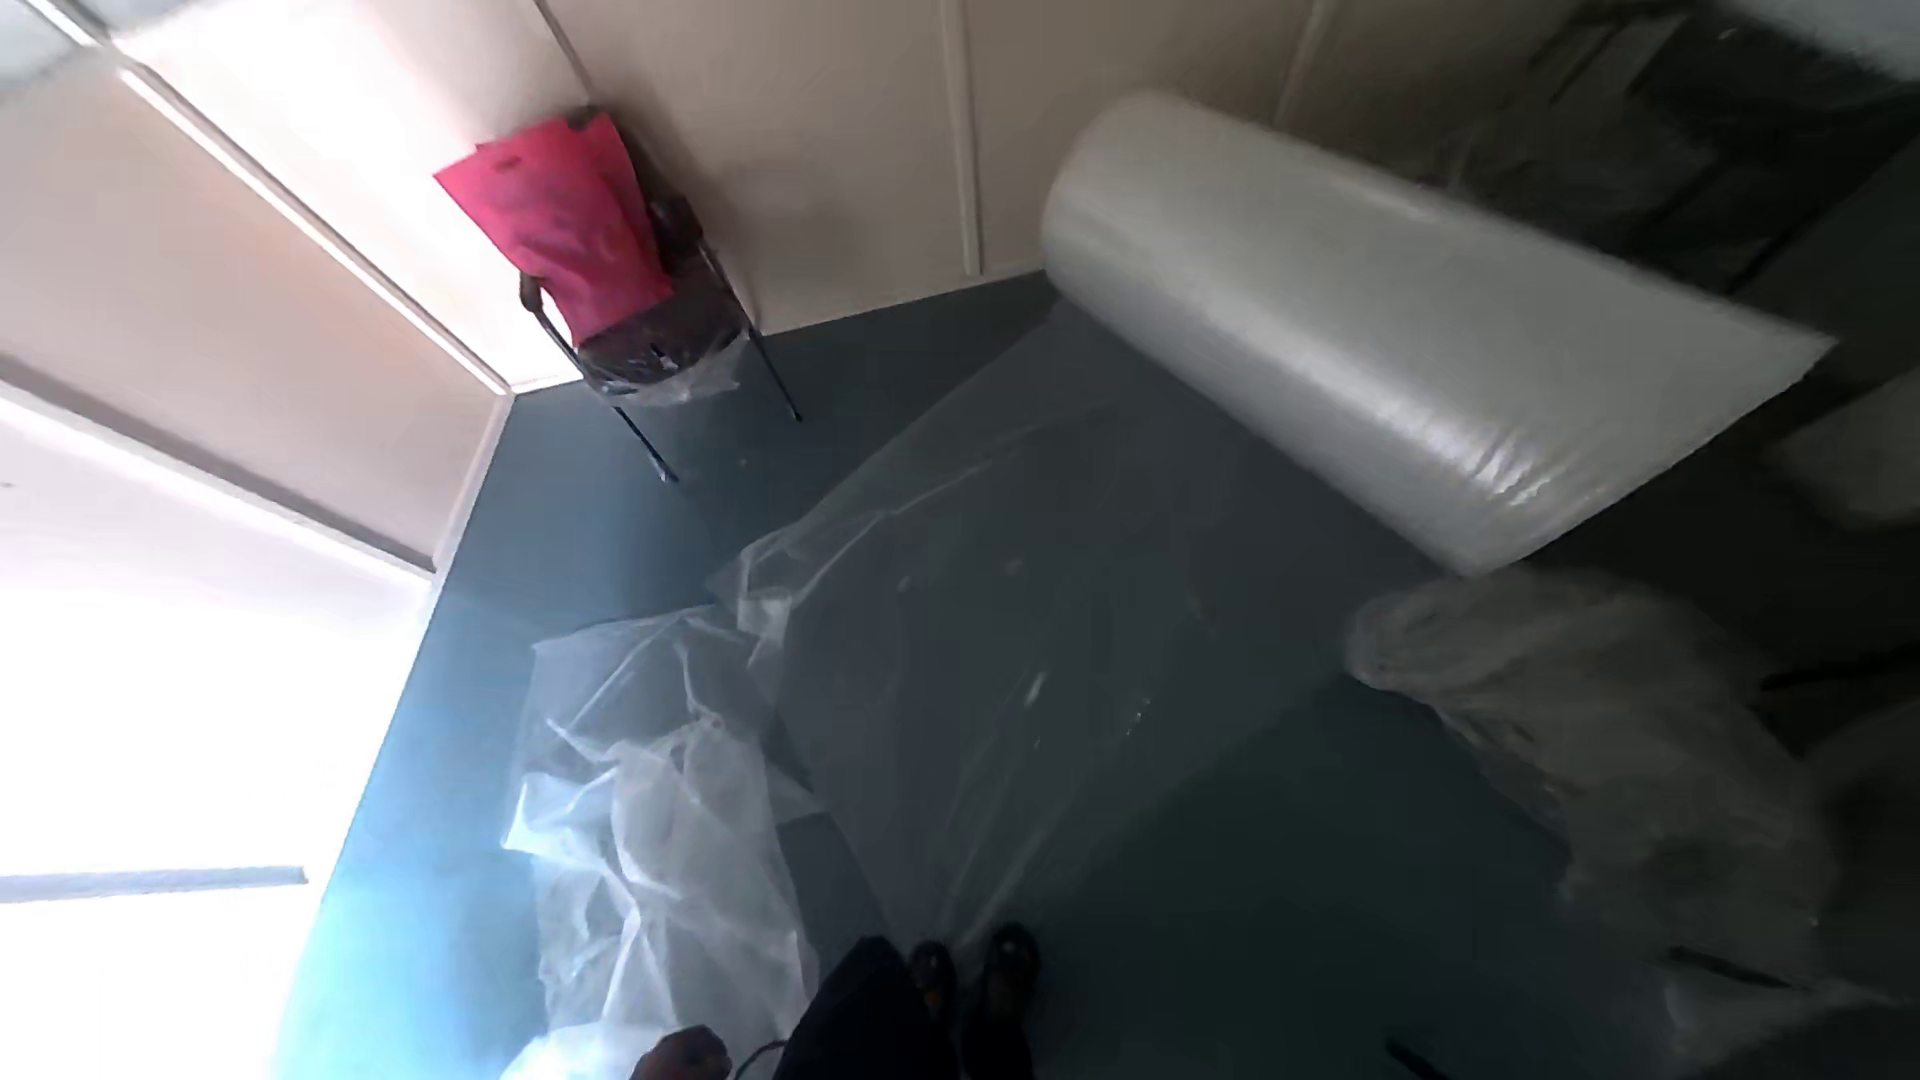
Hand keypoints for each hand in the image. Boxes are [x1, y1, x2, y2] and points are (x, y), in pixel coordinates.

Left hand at [632, 1026, 731, 1079]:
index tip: (725, 1063)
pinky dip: (672, 1075)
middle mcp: (661, 1045)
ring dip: (685, 1068)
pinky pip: (661, 1073)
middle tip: (711, 1073)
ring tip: (695, 1079)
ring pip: (672, 1061)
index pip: (703, 1033)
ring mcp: (645, 1063)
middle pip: (687, 1046)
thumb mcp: (702, 1078)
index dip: (717, 1046)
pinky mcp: (636, 1079)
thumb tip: (724, 1061)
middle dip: (701, 1058)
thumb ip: (717, 1067)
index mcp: (677, 1039)